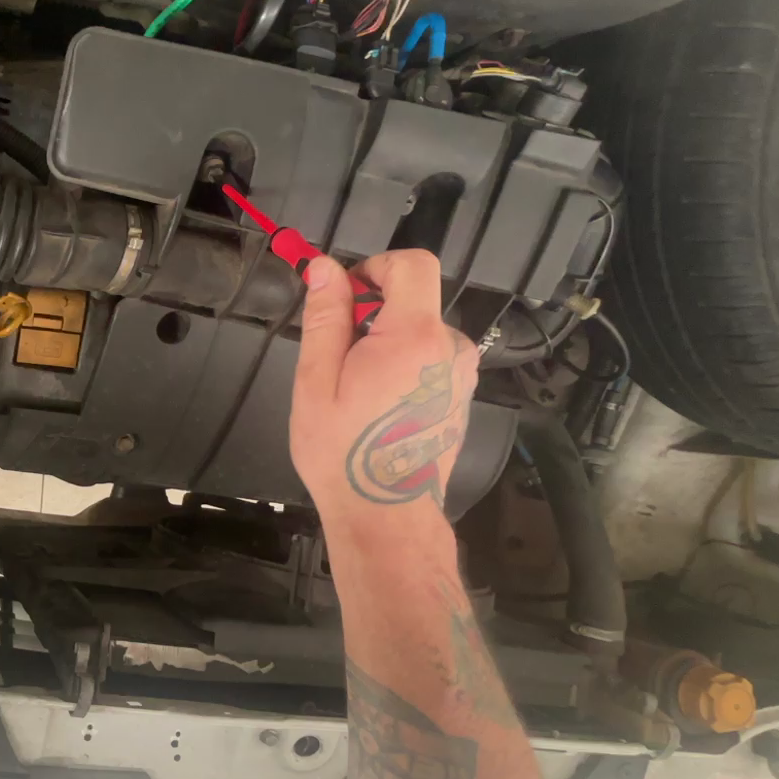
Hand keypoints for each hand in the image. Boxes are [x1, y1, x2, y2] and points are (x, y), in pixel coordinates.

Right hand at [290, 249, 477, 523]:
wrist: (384, 514)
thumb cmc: (341, 448)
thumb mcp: (316, 379)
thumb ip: (325, 317)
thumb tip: (324, 267)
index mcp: (414, 336)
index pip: (411, 265)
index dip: (373, 267)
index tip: (342, 296)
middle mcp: (450, 347)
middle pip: (413, 300)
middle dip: (371, 313)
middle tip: (335, 357)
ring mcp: (462, 374)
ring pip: (418, 331)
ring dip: (385, 342)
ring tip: (354, 389)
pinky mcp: (460, 395)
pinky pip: (429, 359)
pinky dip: (401, 365)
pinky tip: (376, 405)